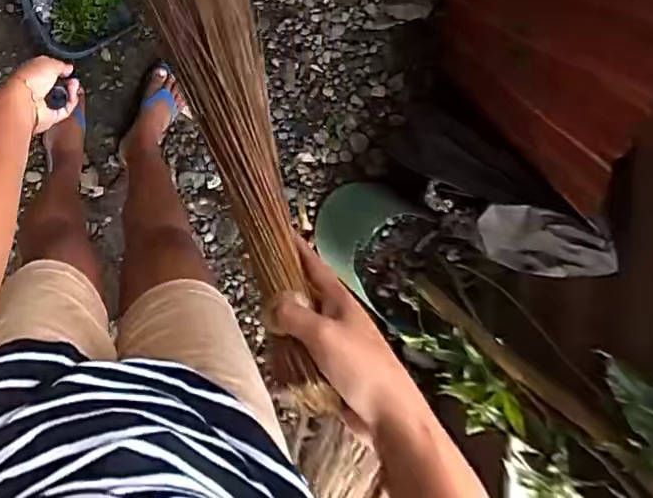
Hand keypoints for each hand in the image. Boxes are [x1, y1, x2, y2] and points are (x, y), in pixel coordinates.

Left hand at [1, 56, 78, 134]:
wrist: (25, 101)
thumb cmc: (30, 79)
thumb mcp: (49, 63)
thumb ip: (60, 65)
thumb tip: (68, 68)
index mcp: (31, 73)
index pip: (49, 71)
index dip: (60, 70)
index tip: (68, 70)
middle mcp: (35, 89)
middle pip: (57, 86)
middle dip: (68, 82)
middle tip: (73, 79)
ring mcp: (42, 104)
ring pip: (63, 99)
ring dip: (71, 92)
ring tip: (73, 87)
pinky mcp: (49, 117)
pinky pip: (64, 111)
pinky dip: (71, 103)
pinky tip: (73, 96)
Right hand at [267, 234, 420, 438]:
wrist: (394, 423)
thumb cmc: (362, 369)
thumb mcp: (322, 334)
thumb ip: (292, 314)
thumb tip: (270, 306)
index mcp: (339, 300)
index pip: (312, 263)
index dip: (295, 246)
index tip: (275, 230)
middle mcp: (336, 317)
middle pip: (301, 294)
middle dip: (280, 294)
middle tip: (258, 290)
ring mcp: (336, 344)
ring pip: (299, 327)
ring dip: (284, 332)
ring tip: (268, 334)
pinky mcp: (333, 371)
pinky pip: (304, 356)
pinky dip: (291, 358)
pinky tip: (280, 364)